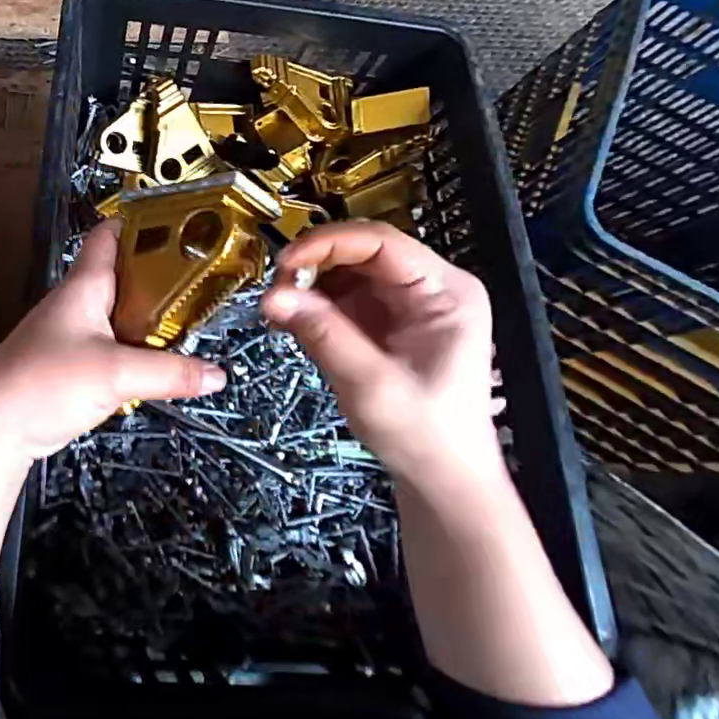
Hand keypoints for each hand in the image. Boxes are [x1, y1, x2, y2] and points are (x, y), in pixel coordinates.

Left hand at [0, 219, 226, 460]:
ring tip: (185, 323)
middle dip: (159, 278)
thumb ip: (169, 373)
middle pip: (122, 277)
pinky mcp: (70, 366)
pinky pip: (111, 347)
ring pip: (119, 315)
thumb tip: (213, 374)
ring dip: (149, 318)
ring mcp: (71, 336)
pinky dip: (135, 351)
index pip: (109, 236)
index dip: (141, 224)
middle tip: (197, 283)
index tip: (178, 225)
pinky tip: (154, 364)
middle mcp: (76, 305)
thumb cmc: (40, 384)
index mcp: (83, 287)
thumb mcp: (115, 374)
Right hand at [261, 220, 504, 484]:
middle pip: (362, 251)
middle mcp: (427, 287)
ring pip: (346, 270)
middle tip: (277, 291)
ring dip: (309, 283)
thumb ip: (323, 335)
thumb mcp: (370, 385)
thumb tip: (273, 297)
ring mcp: (404, 303)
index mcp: (445, 292)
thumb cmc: (422, 434)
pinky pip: (341, 295)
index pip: (382, 243)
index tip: (286, 263)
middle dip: (315, 264)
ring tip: (281, 309)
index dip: (329, 243)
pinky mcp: (382, 319)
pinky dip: (313, 303)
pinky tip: (291, 319)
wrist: (440, 476)